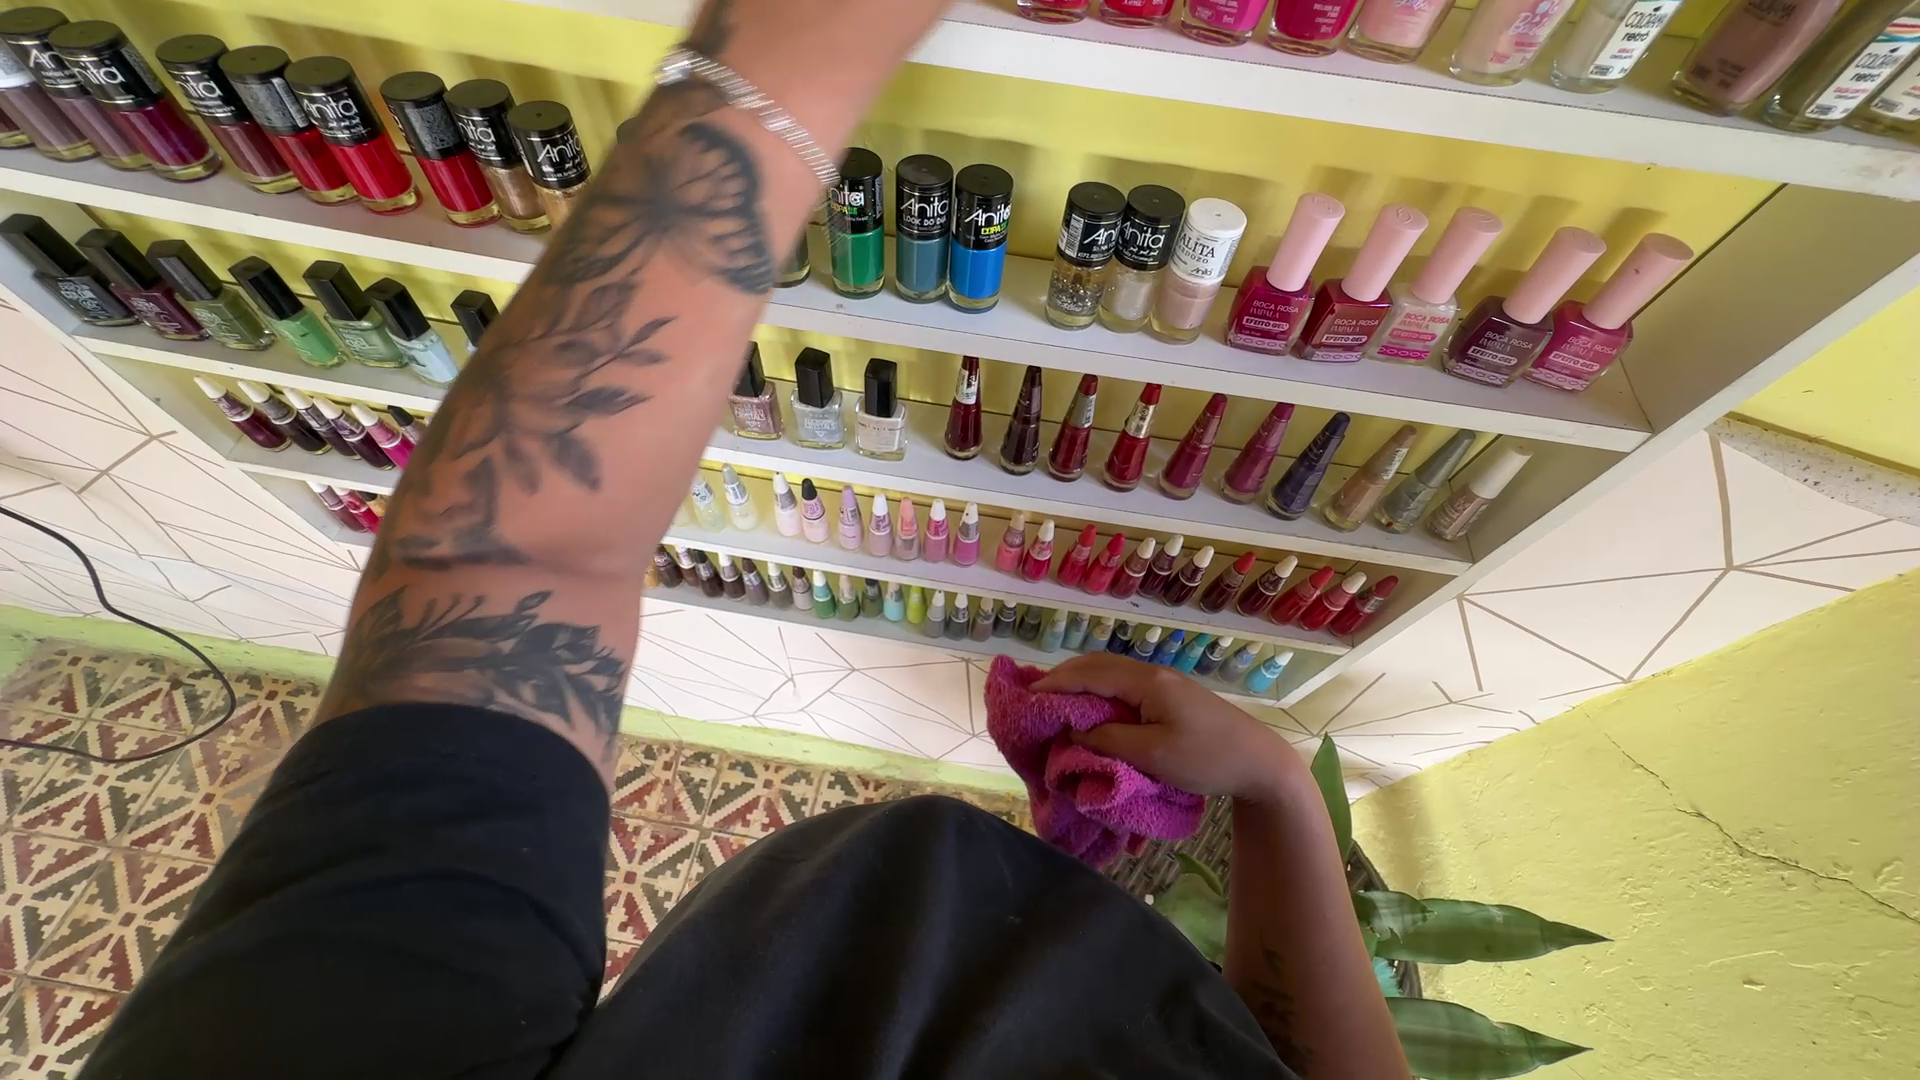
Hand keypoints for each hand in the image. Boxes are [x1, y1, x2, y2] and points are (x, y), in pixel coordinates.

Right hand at [1032, 654, 1304, 801]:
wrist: (1261, 761)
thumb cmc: (1207, 759)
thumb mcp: (1154, 755)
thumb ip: (1110, 739)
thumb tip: (1076, 732)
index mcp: (1146, 682)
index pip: (1089, 673)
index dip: (1055, 683)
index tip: (1025, 696)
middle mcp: (1152, 673)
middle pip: (1096, 663)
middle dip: (1062, 676)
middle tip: (1033, 695)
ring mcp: (1163, 682)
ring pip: (1110, 671)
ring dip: (1080, 681)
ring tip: (1055, 700)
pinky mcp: (1170, 695)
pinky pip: (1123, 683)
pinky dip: (1098, 688)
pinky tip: (1091, 705)